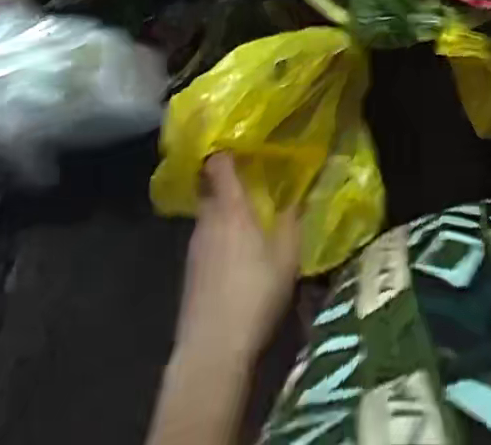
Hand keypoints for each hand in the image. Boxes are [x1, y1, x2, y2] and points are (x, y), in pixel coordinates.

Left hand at [173, 154, 302, 358]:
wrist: (211, 347)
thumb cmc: (254, 292)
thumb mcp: (287, 256)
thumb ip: (294, 220)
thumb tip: (300, 192)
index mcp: (230, 207)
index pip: (219, 163)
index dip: (227, 150)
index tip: (243, 143)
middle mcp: (207, 219)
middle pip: (211, 187)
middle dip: (228, 181)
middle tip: (253, 180)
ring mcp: (194, 245)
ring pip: (208, 215)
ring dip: (225, 212)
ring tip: (249, 218)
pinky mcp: (190, 270)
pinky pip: (206, 239)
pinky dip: (220, 236)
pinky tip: (236, 254)